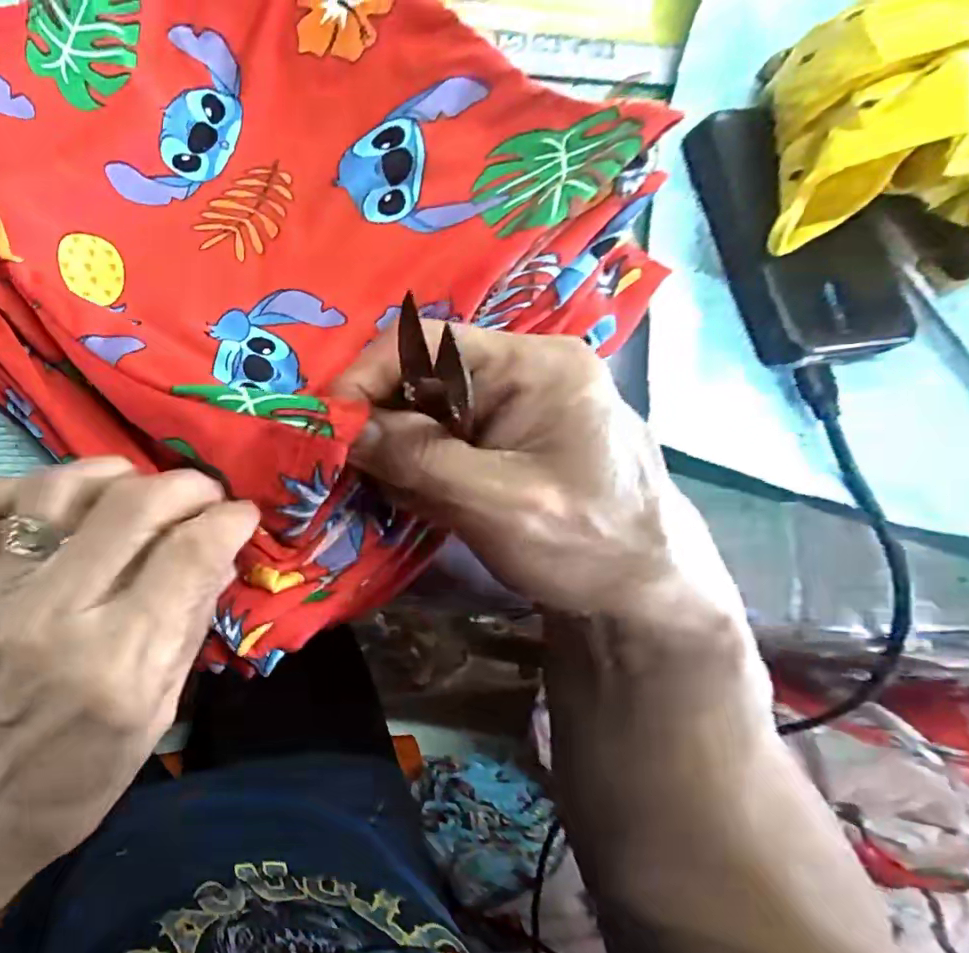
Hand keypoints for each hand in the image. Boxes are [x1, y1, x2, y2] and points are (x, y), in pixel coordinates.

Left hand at [0, 459, 258, 920]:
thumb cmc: (82, 775)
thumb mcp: (158, 713)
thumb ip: (186, 626)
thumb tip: (216, 550)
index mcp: (116, 664)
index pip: (184, 558)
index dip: (225, 521)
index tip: (239, 513)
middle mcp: (55, 618)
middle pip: (127, 510)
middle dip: (180, 486)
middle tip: (198, 493)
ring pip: (53, 491)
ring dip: (105, 473)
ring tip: (130, 483)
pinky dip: (13, 489)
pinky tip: (47, 501)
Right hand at [333, 323, 737, 620]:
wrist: (641, 594)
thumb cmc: (588, 542)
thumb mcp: (498, 502)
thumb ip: (419, 459)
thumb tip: (342, 430)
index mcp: (532, 366)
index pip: (425, 343)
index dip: (365, 376)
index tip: (327, 426)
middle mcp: (514, 374)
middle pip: (412, 376)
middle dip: (371, 420)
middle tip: (339, 467)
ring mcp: (500, 410)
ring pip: (412, 413)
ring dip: (384, 451)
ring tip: (381, 491)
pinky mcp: (488, 443)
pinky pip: (425, 441)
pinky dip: (402, 469)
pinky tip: (411, 501)